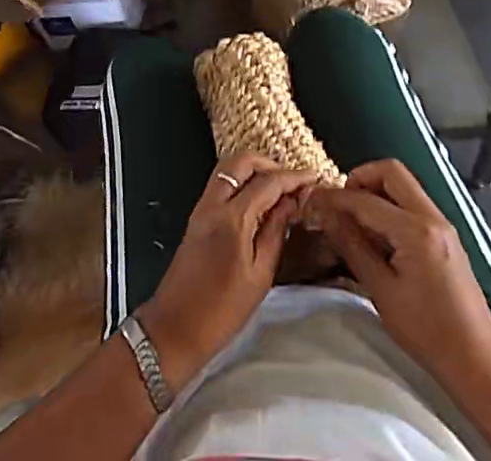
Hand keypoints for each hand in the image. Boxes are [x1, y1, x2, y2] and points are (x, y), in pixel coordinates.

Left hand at [138, 154, 317, 391]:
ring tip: (279, 189)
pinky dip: (241, 182)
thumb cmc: (223, 309)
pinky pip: (220, 185)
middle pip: (240, 162)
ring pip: (228, 170)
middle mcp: (213, 204)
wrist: (175, 328)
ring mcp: (201, 208)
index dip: (294, 177)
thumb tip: (291, 202)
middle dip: (269, 164)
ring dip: (253, 170)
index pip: (267, 183)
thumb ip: (275, 231)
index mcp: (232, 217)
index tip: (314, 177)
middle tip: (292, 181)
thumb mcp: (260, 274)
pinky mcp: (196, 218)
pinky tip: (259, 201)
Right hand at [310, 159, 490, 373]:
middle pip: (391, 172)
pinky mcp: (445, 236)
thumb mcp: (382, 290)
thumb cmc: (427, 330)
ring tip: (353, 221)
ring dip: (375, 191)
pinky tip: (376, 236)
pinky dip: (390, 207)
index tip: (312, 200)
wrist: (477, 358)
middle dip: (360, 178)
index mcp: (416, 230)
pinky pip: (412, 204)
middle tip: (339, 204)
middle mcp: (432, 217)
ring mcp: (442, 225)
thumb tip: (327, 216)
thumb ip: (353, 246)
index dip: (335, 198)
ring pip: (404, 185)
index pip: (366, 199)